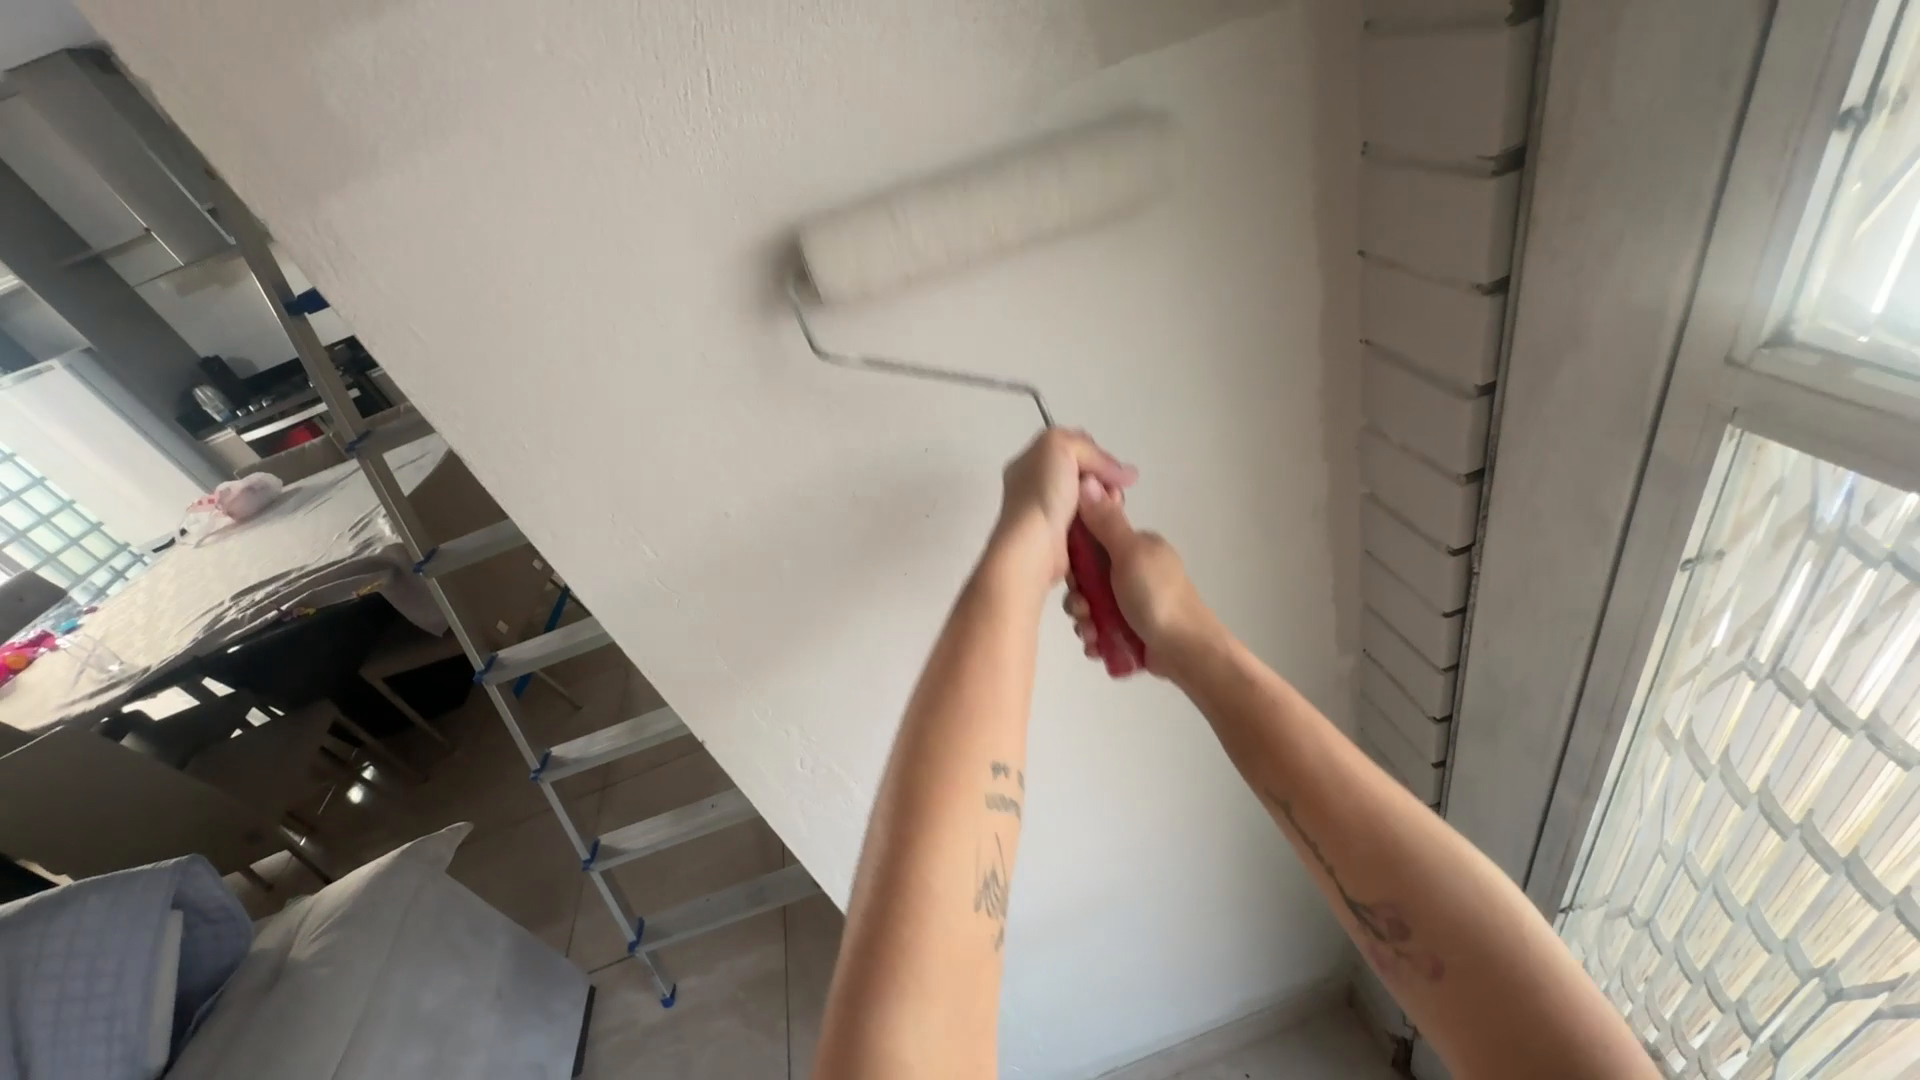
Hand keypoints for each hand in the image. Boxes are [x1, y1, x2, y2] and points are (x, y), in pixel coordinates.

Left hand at [991, 429, 1136, 581]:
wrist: (1034, 546)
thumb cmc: (1042, 493)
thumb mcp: (1058, 446)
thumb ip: (1088, 448)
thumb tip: (1124, 473)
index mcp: (1031, 461)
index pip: (1071, 446)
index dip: (1095, 453)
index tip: (1112, 468)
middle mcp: (1038, 486)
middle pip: (1085, 474)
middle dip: (1105, 479)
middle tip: (1113, 490)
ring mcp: (1051, 513)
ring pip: (1092, 499)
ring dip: (1107, 501)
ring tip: (1113, 506)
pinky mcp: (1064, 538)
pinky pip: (1092, 523)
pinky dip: (1103, 521)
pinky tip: (1107, 522)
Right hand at [1064, 484, 1220, 677]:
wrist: (1186, 651)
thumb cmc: (1158, 597)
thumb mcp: (1130, 553)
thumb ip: (1105, 522)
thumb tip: (1087, 480)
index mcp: (1136, 547)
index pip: (1091, 542)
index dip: (1074, 559)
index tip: (1070, 576)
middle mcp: (1133, 571)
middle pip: (1087, 578)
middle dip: (1079, 598)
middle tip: (1083, 611)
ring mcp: (1132, 602)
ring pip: (1091, 606)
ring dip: (1085, 621)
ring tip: (1092, 634)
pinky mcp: (1130, 630)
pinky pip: (1100, 630)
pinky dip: (1095, 638)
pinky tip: (1097, 646)